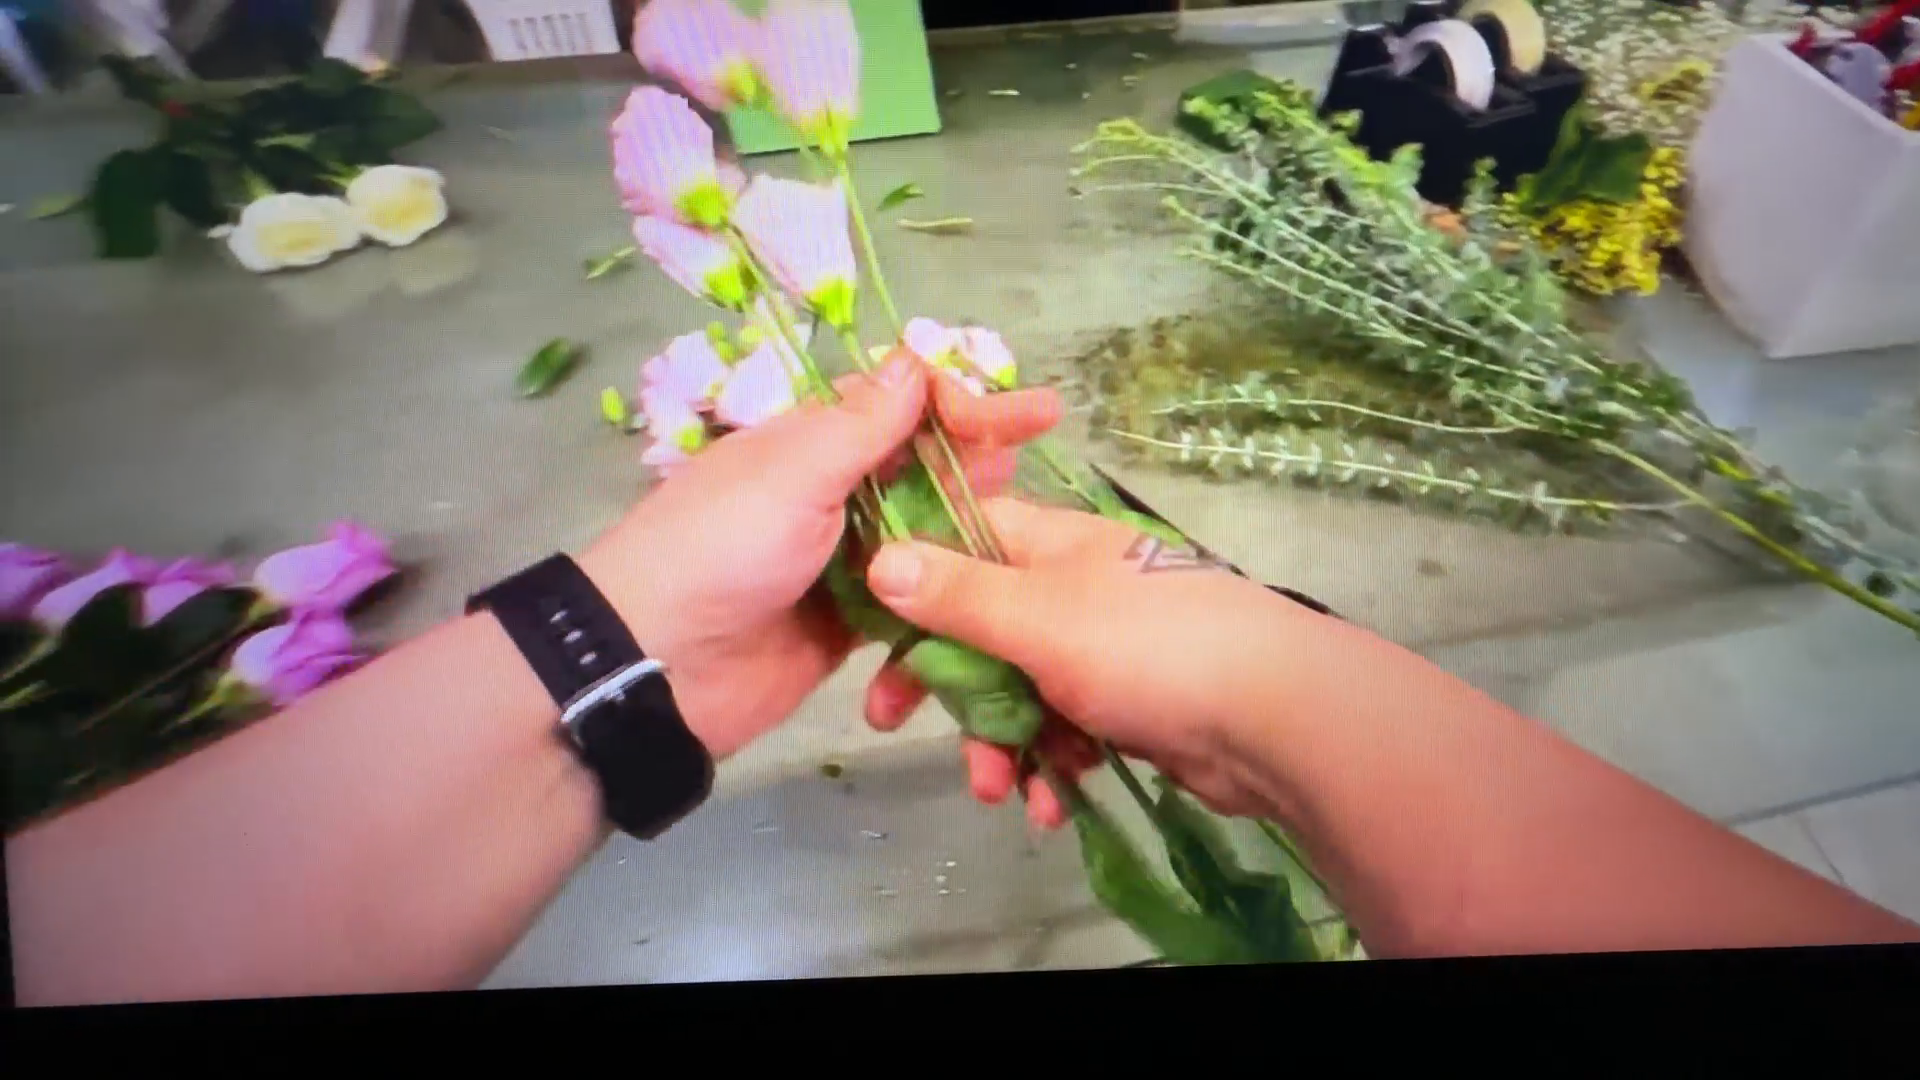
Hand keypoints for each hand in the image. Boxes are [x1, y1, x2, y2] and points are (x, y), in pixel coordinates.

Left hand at [579, 350, 1061, 759]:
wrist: (663, 666)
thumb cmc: (725, 548)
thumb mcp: (793, 473)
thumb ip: (861, 426)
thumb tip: (914, 361)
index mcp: (812, 444)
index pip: (899, 406)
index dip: (961, 400)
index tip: (1021, 407)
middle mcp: (832, 493)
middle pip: (919, 461)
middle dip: (979, 444)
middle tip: (1041, 432)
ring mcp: (845, 557)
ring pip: (923, 525)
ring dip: (972, 508)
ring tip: (1029, 494)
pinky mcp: (855, 616)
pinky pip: (914, 590)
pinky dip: (950, 578)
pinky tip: (993, 569)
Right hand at [862, 498, 1326, 825]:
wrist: (1276, 718)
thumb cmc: (1146, 647)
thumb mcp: (1037, 616)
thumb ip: (957, 593)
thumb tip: (880, 559)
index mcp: (1046, 545)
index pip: (957, 538)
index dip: (909, 576)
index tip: (870, 623)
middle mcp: (1067, 587)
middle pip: (977, 624)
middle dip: (942, 682)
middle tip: (890, 722)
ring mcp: (1096, 646)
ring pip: (1016, 686)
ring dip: (998, 740)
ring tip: (999, 790)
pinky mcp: (1121, 701)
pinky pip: (1061, 726)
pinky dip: (1050, 763)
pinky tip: (1054, 802)